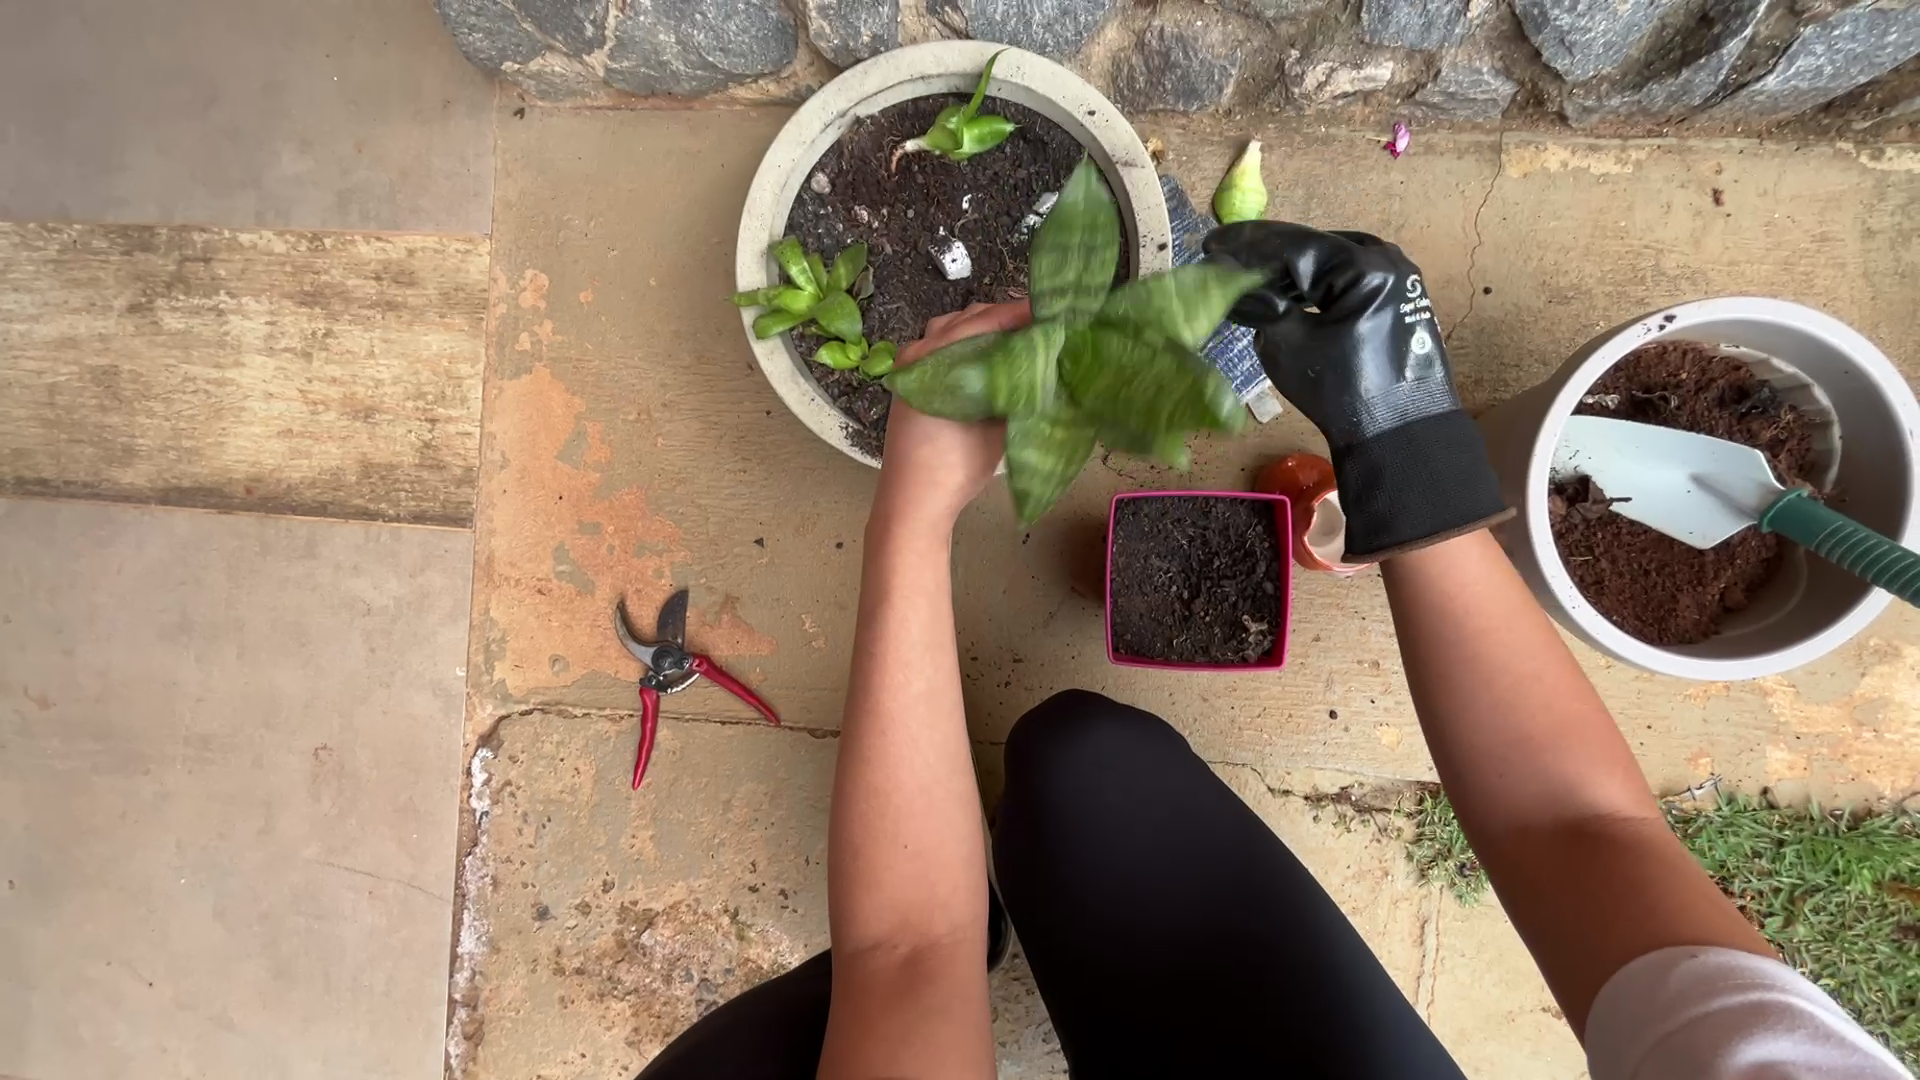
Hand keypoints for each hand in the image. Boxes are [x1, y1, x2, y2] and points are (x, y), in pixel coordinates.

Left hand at [873, 300, 1030, 532]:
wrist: (914, 503)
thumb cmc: (954, 468)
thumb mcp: (995, 426)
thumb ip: (1015, 387)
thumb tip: (1040, 361)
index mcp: (933, 359)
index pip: (983, 320)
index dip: (1019, 313)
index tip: (1052, 312)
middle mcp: (917, 354)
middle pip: (966, 320)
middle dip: (1004, 318)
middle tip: (1041, 325)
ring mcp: (911, 368)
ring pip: (953, 332)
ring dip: (985, 330)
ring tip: (1019, 339)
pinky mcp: (914, 385)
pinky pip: (943, 350)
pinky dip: (969, 346)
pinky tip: (992, 359)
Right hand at [1204, 222, 1509, 559]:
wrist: (1398, 429)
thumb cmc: (1341, 388)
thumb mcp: (1286, 345)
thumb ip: (1260, 305)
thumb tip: (1233, 285)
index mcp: (1362, 265)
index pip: (1292, 244)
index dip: (1247, 245)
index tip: (1211, 246)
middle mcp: (1384, 258)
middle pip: (1312, 247)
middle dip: (1267, 255)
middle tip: (1226, 260)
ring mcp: (1395, 276)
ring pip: (1329, 262)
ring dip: (1289, 270)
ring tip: (1250, 279)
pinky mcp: (1396, 296)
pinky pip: (1345, 278)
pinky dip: (1313, 284)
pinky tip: (1288, 293)